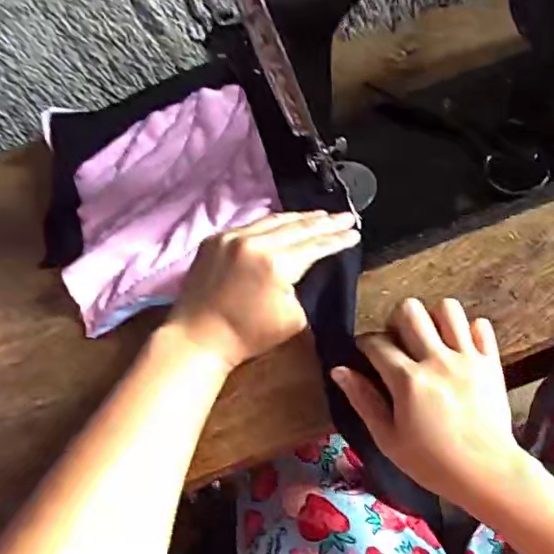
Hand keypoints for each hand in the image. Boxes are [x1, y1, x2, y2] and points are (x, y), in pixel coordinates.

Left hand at [166, 211, 359, 370]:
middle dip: (326, 222)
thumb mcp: (293, 318)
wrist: (199, 337)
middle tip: (347, 216)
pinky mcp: (216, 239)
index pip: (316, 245)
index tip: (355, 233)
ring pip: (274, 220)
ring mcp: (232, 236)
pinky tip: (286, 223)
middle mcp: (254, 242)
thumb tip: (307, 270)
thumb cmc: (249, 336)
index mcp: (277, 264)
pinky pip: (252, 225)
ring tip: (322, 216)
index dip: (338, 239)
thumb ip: (304, 287)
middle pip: (298, 226)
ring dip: (301, 218)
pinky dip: (274, 223)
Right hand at [332, 298, 532, 514]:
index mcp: (409, 380)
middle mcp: (438, 360)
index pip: (377, 343)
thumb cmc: (433, 463)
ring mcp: (468, 358)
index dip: (364, 345)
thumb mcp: (389, 439)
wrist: (487, 473)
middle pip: (410, 311)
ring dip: (434, 319)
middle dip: (397, 322)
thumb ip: (364, 401)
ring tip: (431, 341)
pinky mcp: (492, 363)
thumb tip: (339, 371)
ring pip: (448, 308)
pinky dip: (469, 331)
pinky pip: (481, 326)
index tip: (365, 356)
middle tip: (399, 345)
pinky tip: (460, 350)